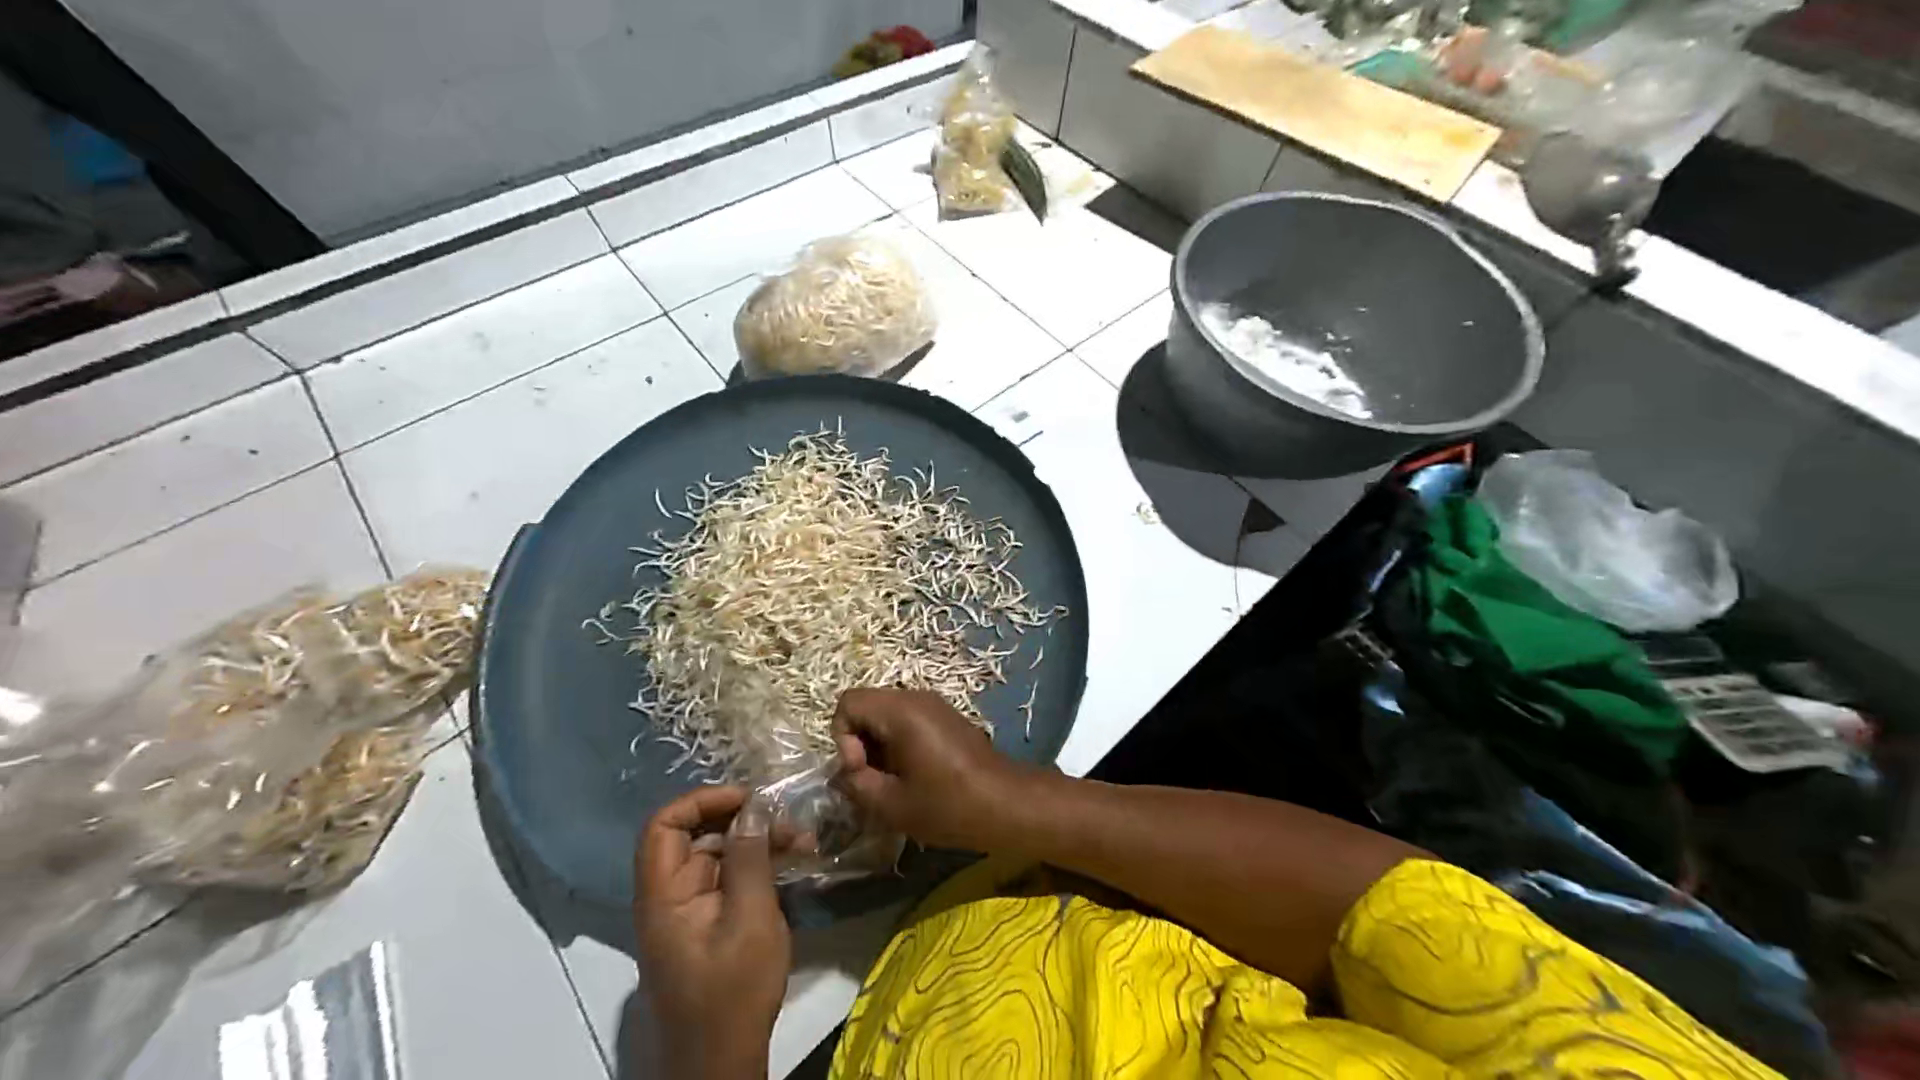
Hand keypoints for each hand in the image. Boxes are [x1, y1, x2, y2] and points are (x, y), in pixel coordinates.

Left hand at [636, 786, 790, 1079]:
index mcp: (663, 895)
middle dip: (742, 820)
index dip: (701, 801)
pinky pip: (730, 879)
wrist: (724, 1061)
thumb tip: (753, 807)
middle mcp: (670, 896)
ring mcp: (691, 911)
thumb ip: (749, 859)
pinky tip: (793, 860)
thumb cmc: (734, 990)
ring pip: (719, 855)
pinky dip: (759, 866)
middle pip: (696, 836)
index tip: (746, 799)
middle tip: (786, 818)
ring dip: (758, 842)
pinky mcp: (711, 923)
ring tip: (802, 839)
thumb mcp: (750, 919)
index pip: (663, 826)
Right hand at [832, 688, 1029, 850]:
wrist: (1006, 803)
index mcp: (901, 710)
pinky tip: (913, 776)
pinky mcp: (945, 717)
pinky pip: (906, 720)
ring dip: (878, 746)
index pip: (848, 703)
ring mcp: (933, 704)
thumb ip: (856, 783)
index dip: (843, 738)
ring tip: (893, 782)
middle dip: (860, 744)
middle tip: (875, 781)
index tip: (862, 771)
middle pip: (866, 706)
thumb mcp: (891, 804)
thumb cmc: (948, 805)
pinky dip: (898, 744)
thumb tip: (844, 772)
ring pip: (885, 715)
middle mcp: (915, 697)